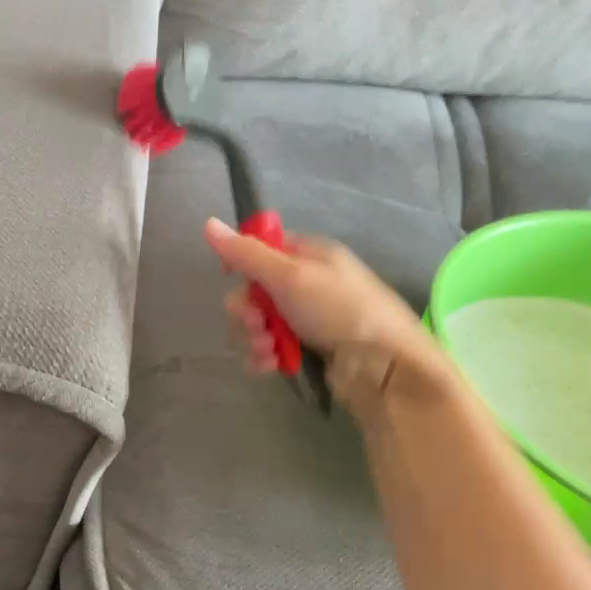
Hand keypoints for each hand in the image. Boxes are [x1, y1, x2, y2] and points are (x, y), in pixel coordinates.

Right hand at [203, 219, 437, 400]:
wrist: (382, 366)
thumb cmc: (340, 310)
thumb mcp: (290, 275)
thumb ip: (246, 254)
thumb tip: (208, 223)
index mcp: (307, 257)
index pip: (261, 249)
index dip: (241, 262)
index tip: (230, 276)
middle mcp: (304, 284)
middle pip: (250, 291)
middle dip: (245, 312)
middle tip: (257, 323)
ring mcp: (302, 319)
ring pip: (253, 323)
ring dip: (252, 338)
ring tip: (269, 350)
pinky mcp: (299, 349)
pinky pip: (263, 348)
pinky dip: (262, 357)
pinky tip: (272, 364)